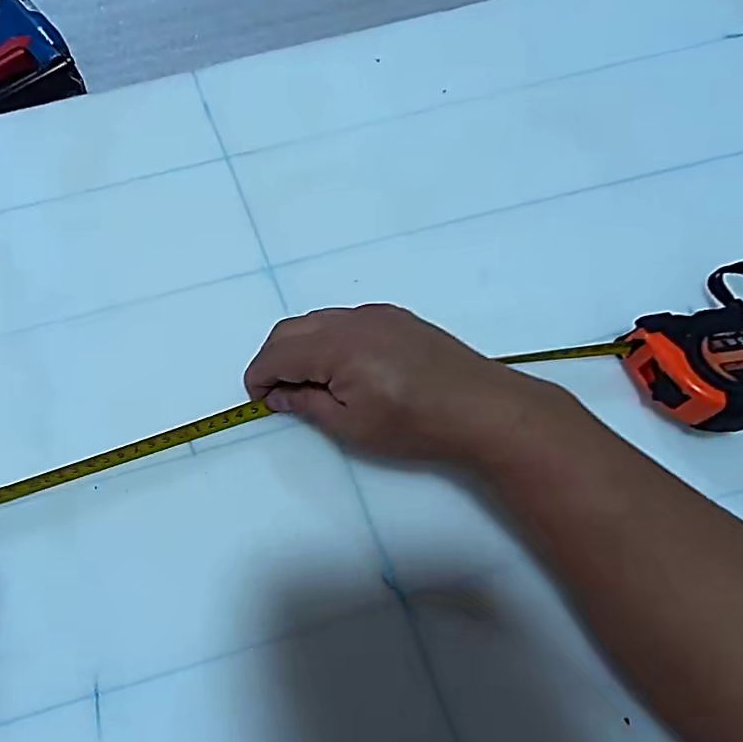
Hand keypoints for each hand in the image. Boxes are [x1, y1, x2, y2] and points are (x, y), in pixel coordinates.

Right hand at [244, 304, 582, 465]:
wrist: (484, 411)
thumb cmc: (414, 425)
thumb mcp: (350, 426)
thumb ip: (306, 404)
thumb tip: (278, 395)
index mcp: (337, 346)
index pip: (278, 354)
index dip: (259, 377)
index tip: (258, 400)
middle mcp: (352, 321)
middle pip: (290, 330)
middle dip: (273, 359)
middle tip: (277, 394)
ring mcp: (376, 315)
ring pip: (316, 321)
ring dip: (298, 347)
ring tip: (308, 383)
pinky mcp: (396, 318)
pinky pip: (344, 320)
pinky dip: (325, 339)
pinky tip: (340, 368)